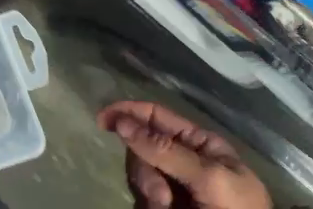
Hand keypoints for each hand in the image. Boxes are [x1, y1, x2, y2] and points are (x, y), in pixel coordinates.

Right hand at [100, 101, 271, 208]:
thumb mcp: (210, 179)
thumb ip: (167, 150)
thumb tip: (121, 122)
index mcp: (200, 144)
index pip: (156, 115)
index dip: (128, 112)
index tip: (102, 121)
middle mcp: (183, 161)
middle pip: (141, 145)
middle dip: (144, 168)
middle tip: (161, 196)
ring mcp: (174, 187)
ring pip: (139, 173)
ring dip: (148, 191)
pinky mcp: (165, 207)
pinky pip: (141, 197)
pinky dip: (147, 205)